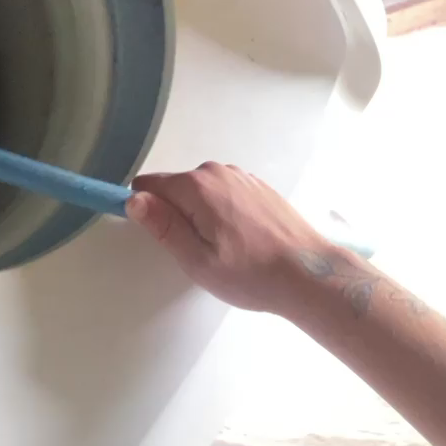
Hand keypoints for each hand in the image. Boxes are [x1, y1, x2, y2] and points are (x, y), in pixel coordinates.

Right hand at [127, 162, 336, 313]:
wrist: (312, 274)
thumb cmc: (250, 274)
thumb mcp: (197, 260)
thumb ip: (162, 226)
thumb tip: (133, 199)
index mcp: (195, 186)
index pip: (147, 185)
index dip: (148, 211)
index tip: (167, 237)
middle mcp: (214, 171)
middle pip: (175, 187)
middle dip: (178, 214)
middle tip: (202, 251)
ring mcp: (239, 175)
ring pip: (200, 190)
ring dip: (202, 212)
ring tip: (227, 247)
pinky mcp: (257, 184)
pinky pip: (224, 192)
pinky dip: (224, 210)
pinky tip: (245, 237)